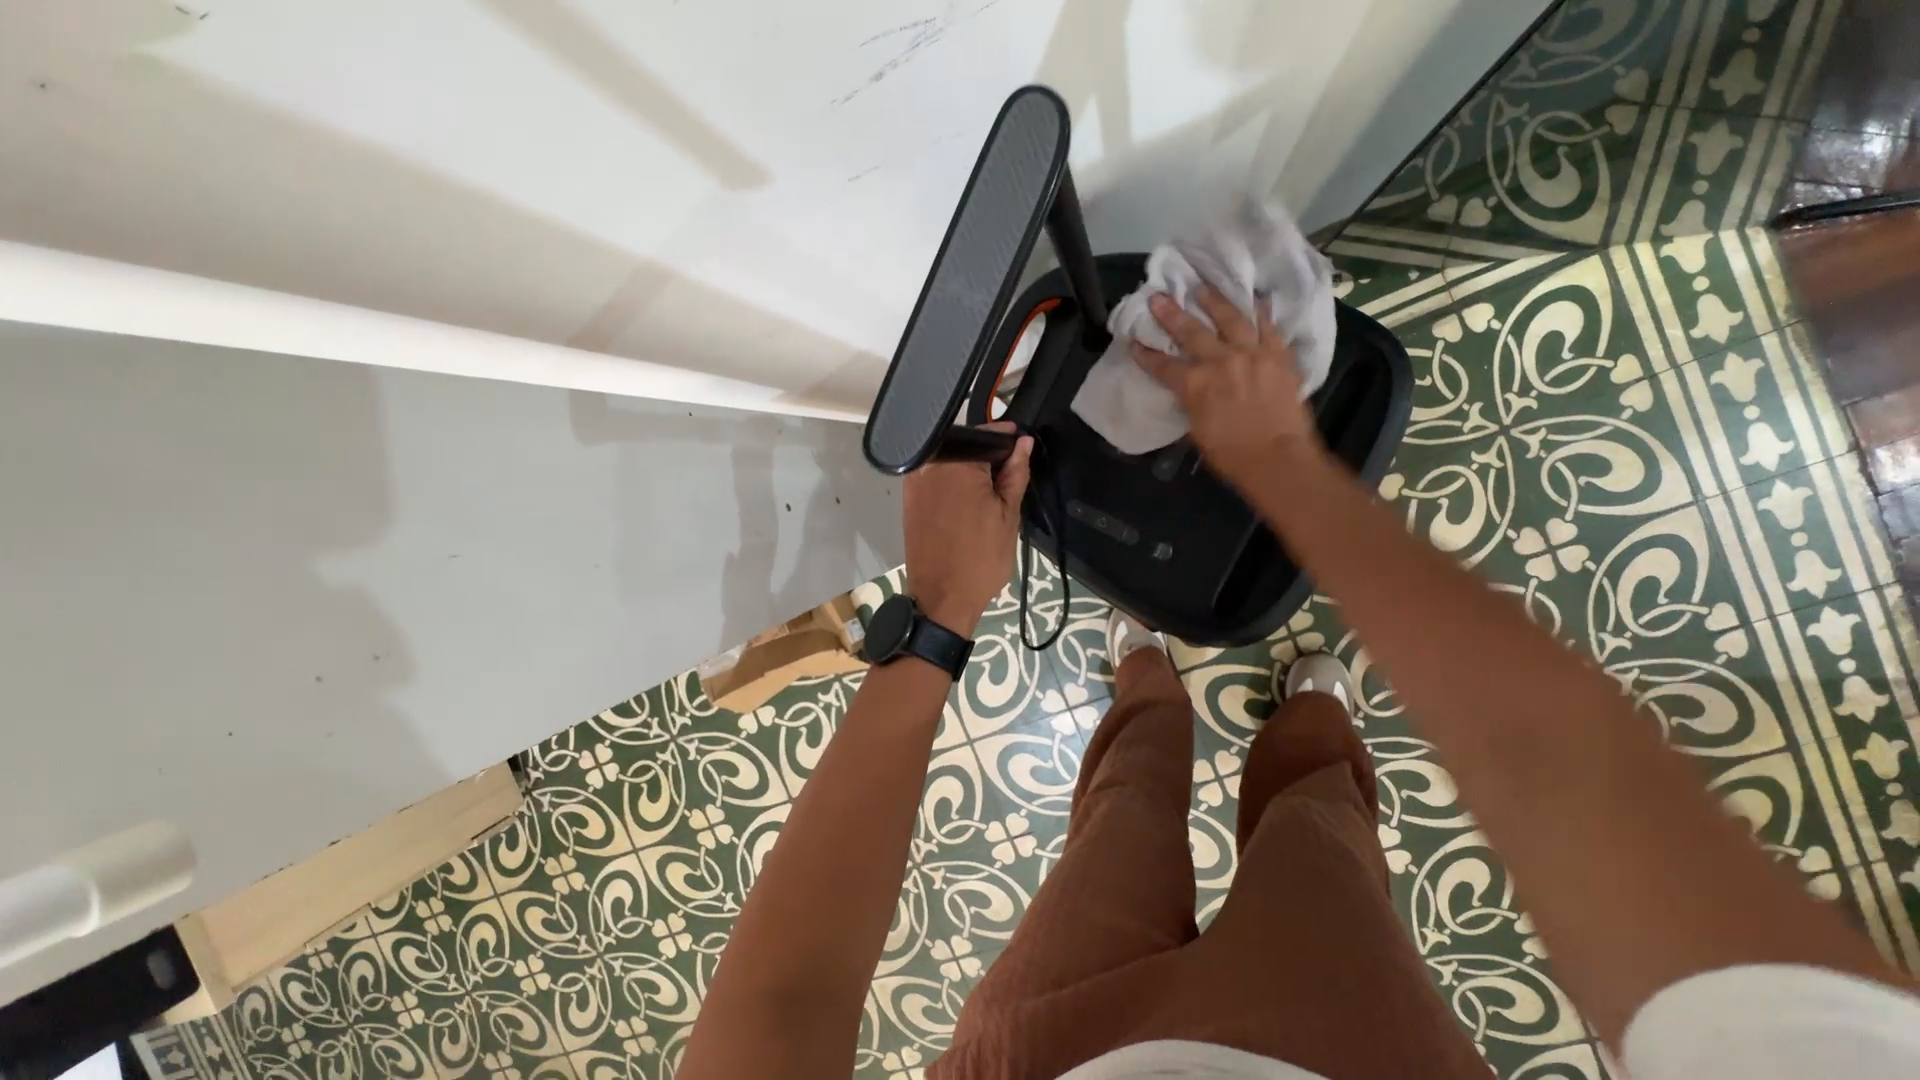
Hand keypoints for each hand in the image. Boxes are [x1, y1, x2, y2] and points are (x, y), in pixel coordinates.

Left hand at [903, 423, 1032, 636]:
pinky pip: (935, 478)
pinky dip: (952, 484)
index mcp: (957, 464)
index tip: (1021, 453)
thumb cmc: (981, 558)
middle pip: (965, 446)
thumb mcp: (1009, 516)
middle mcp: (930, 464)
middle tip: (1007, 482)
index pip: (987, 435)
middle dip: (987, 458)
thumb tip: (1023, 443)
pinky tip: (967, 505)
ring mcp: (915, 481)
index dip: (1008, 441)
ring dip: (968, 472)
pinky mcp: (908, 498)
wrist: (942, 598)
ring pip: (949, 462)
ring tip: (988, 496)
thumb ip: (1016, 474)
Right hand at [1132, 286, 1324, 490]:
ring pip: (1231, 319)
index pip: (1164, 366)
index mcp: (1195, 385)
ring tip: (1203, 288)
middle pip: (1192, 332)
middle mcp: (1221, 361)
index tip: (1135, 343)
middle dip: (1172, 314)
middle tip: (1158, 297)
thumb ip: (1192, 405)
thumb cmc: (1232, 456)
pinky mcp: (1279, 356)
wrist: (1278, 459)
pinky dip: (1261, 312)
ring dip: (1215, 302)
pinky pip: (1269, 327)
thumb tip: (1190, 393)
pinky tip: (1255, 299)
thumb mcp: (1198, 433)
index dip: (1147, 356)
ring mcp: (1252, 354)